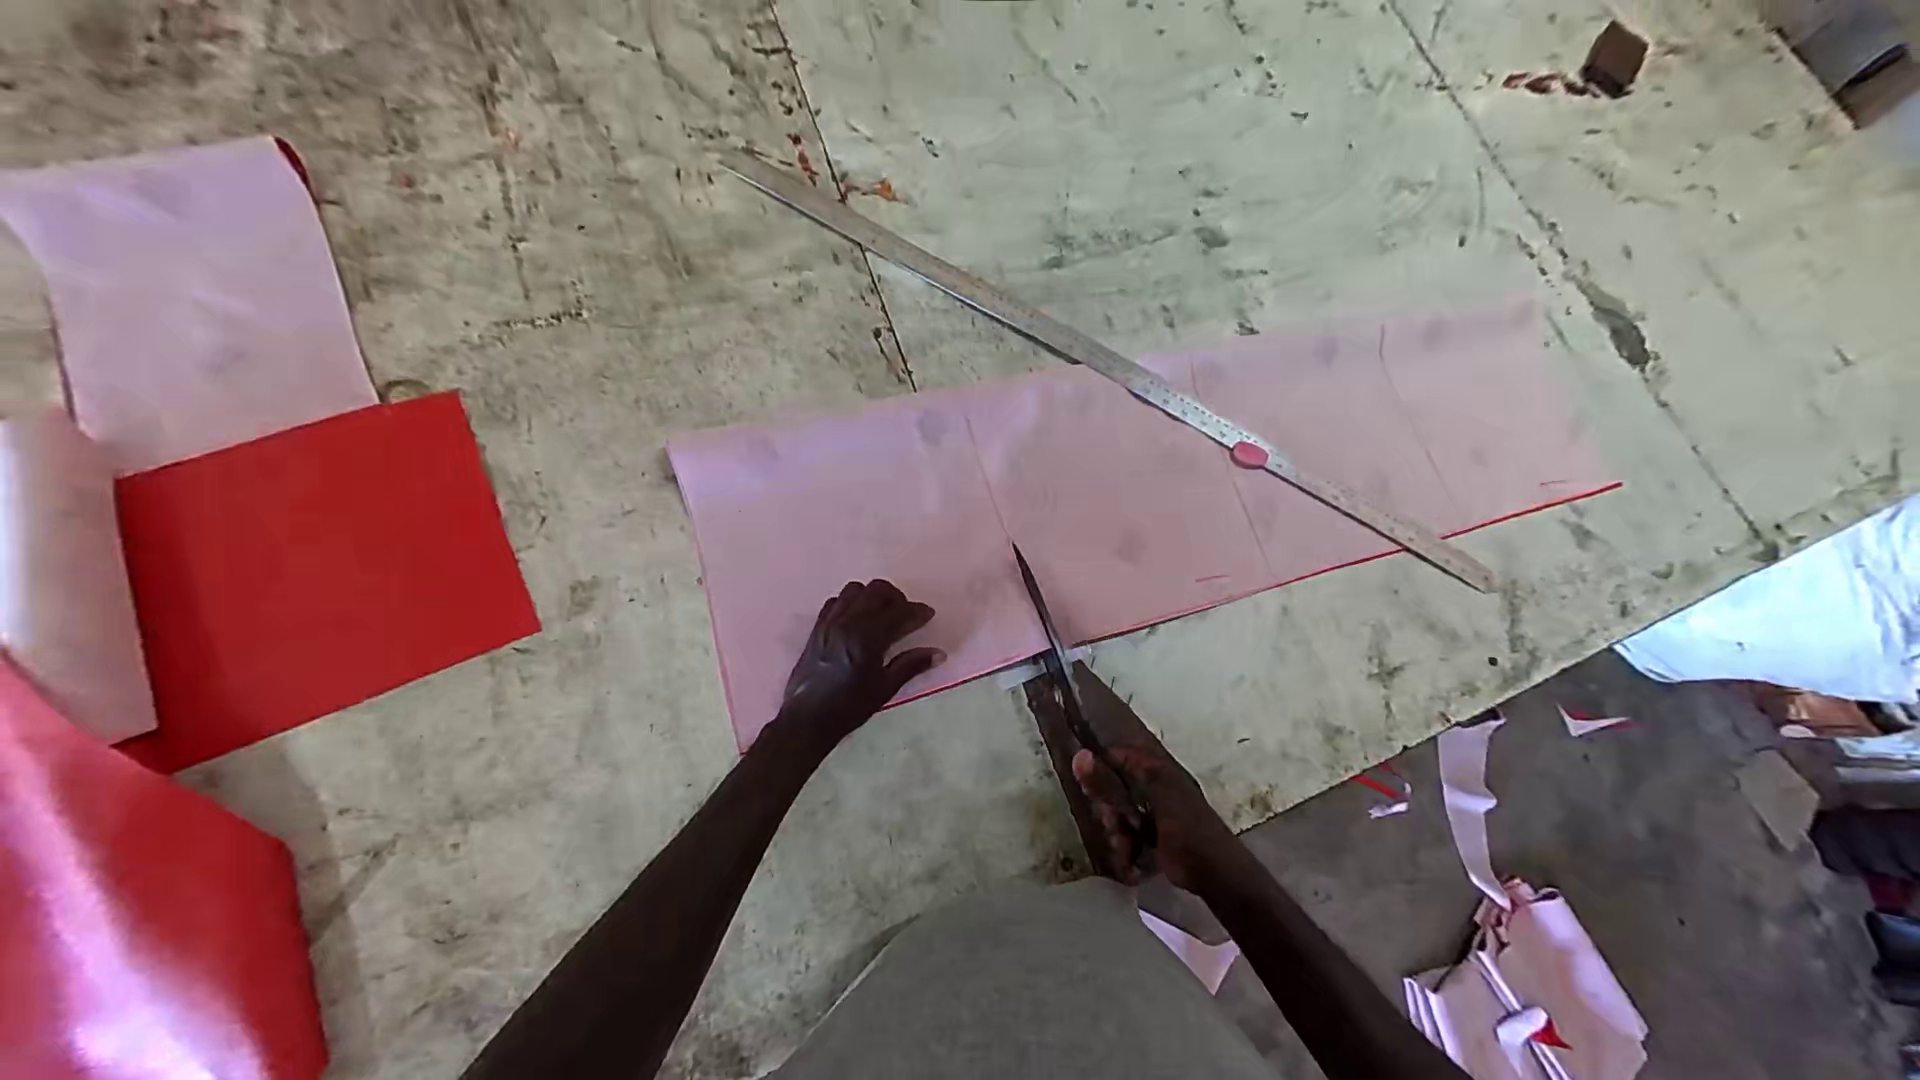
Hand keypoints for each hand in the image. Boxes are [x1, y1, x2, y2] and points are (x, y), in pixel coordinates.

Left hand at [768, 580, 942, 753]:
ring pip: (855, 590)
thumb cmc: (849, 707)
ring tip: (881, 615)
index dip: (917, 611)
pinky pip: (835, 601)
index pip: (898, 612)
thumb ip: (911, 665)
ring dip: (872, 597)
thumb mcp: (885, 688)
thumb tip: (938, 653)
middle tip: (905, 615)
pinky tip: (857, 621)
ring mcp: (830, 622)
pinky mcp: (817, 627)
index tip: (928, 615)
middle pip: (877, 590)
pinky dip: (850, 603)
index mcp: (867, 638)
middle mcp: (847, 623)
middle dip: (897, 598)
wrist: (807, 719)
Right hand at [1061, 665, 1241, 891]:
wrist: (1215, 873)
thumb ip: (1112, 780)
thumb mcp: (1150, 797)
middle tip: (1111, 822)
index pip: (1121, 756)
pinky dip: (1126, 848)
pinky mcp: (1152, 840)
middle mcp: (1155, 789)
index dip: (1102, 762)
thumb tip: (1079, 755)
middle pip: (1117, 789)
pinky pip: (1128, 837)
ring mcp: (1154, 815)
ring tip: (1123, 846)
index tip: (1085, 776)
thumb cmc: (1187, 827)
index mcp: (1159, 771)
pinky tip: (1129, 860)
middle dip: (1110, 808)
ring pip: (1120, 816)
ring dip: (1117, 832)